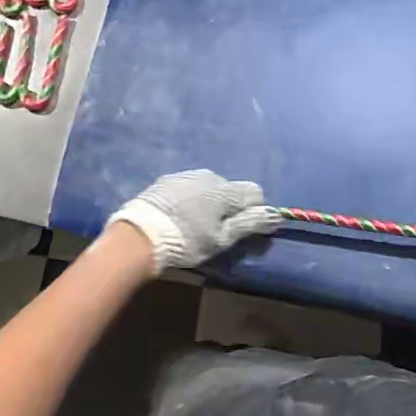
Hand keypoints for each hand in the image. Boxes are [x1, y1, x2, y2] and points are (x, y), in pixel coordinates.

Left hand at [108, 169, 281, 272]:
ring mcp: (183, 176)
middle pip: (229, 189)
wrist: (139, 235)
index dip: (252, 211)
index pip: (255, 192)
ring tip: (191, 224)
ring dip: (206, 202)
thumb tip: (276, 214)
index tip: (239, 229)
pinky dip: (187, 199)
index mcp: (225, 189)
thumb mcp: (221, 239)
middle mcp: (207, 175)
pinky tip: (176, 216)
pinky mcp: (164, 181)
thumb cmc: (186, 241)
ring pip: (207, 187)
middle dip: (226, 206)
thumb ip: (250, 224)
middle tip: (212, 230)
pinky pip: (186, 187)